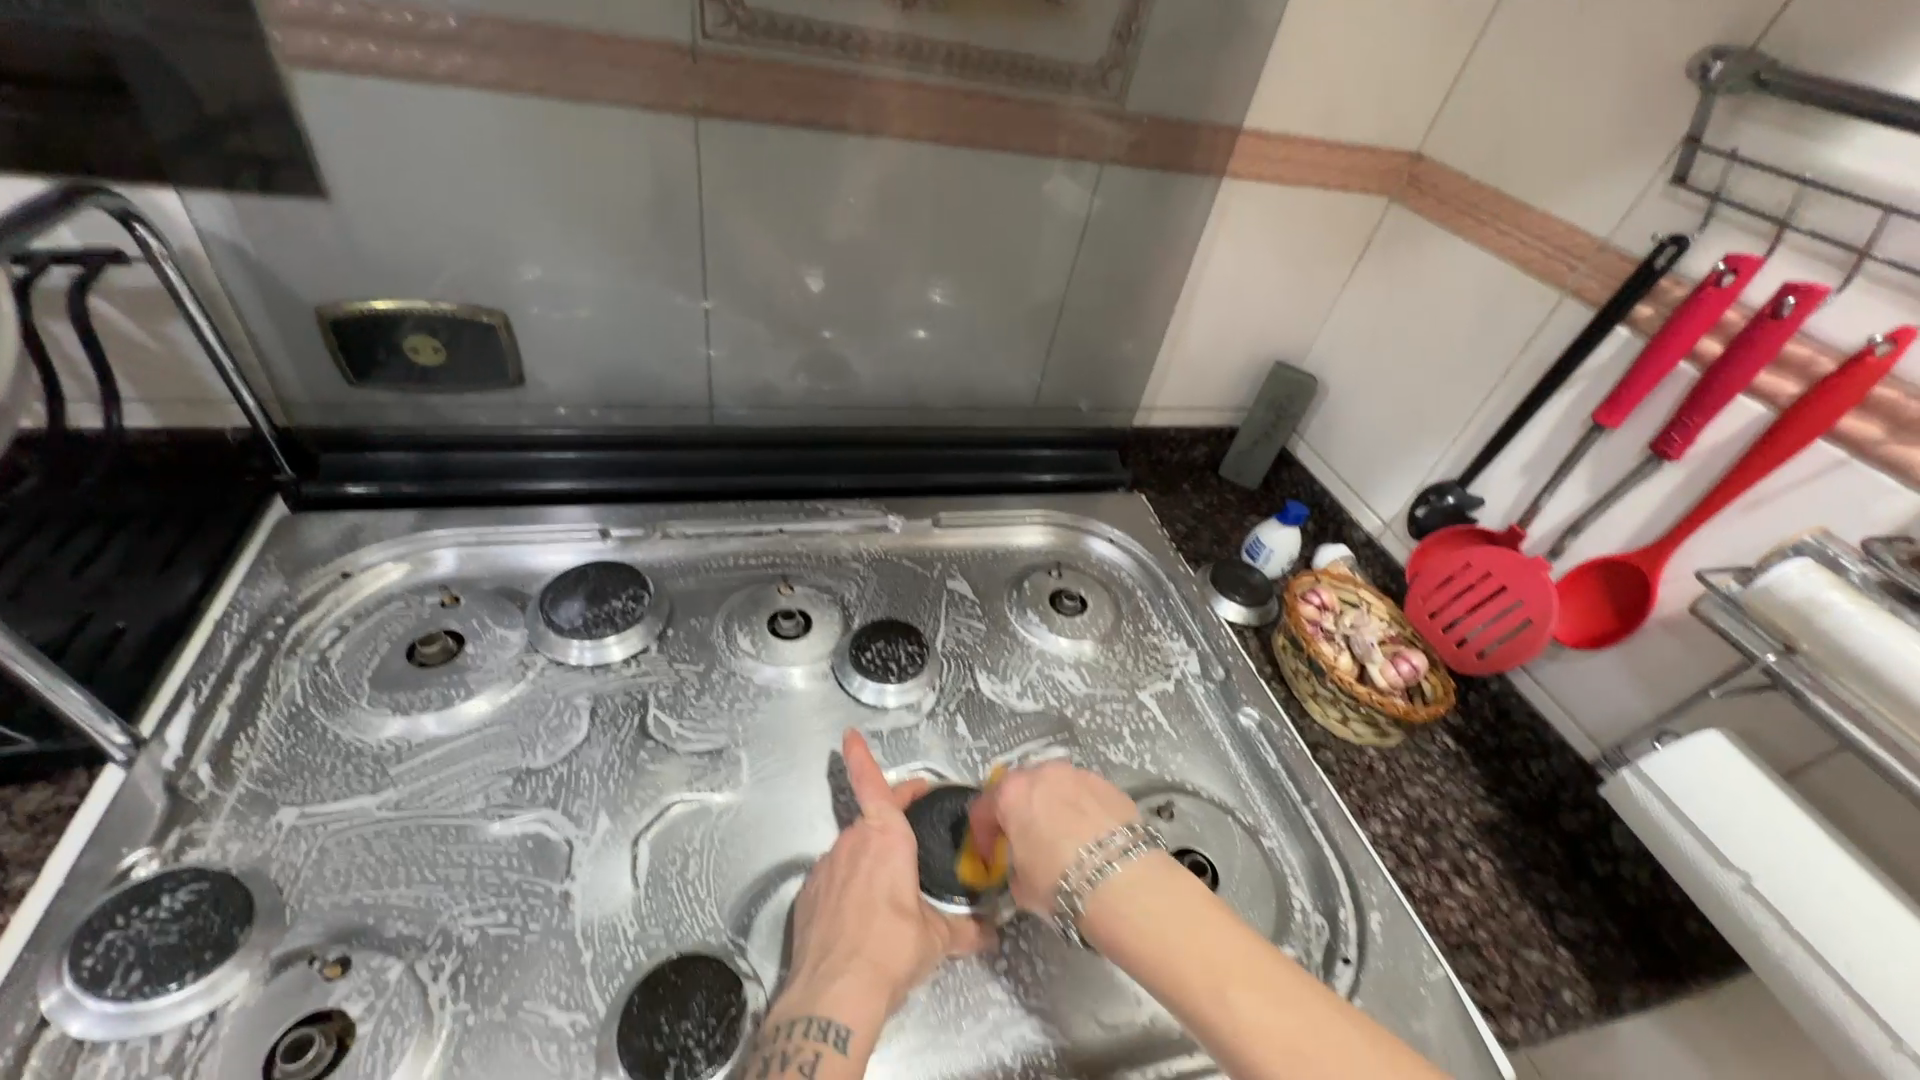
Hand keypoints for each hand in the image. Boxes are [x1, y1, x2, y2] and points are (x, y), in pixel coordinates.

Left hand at [785, 730, 992, 1015]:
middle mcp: (851, 844)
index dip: (861, 757)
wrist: (834, 995)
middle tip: (912, 839)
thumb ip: (966, 929)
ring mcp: (824, 869)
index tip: (848, 736)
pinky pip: (832, 881)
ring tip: (889, 896)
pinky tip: (859, 920)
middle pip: (870, 822)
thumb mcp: (937, 940)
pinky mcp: (806, 897)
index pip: (872, 785)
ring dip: (869, 864)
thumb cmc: (891, 951)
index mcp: (886, 838)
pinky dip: (847, 890)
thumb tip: (992, 931)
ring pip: (851, 854)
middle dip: (890, 826)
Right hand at [965, 761, 1139, 914]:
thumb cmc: (1060, 881)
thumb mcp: (1022, 886)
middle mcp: (1043, 773)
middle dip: (1018, 812)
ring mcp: (1078, 774)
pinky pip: (1084, 794)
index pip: (984, 809)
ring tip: (1062, 837)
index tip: (989, 857)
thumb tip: (1022, 868)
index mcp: (1011, 794)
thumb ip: (1014, 868)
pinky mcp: (1108, 784)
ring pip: (1055, 787)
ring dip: (1052, 806)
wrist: (1124, 880)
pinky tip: (1090, 837)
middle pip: (1021, 788)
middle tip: (1024, 840)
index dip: (982, 835)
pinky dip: (1081, 810)